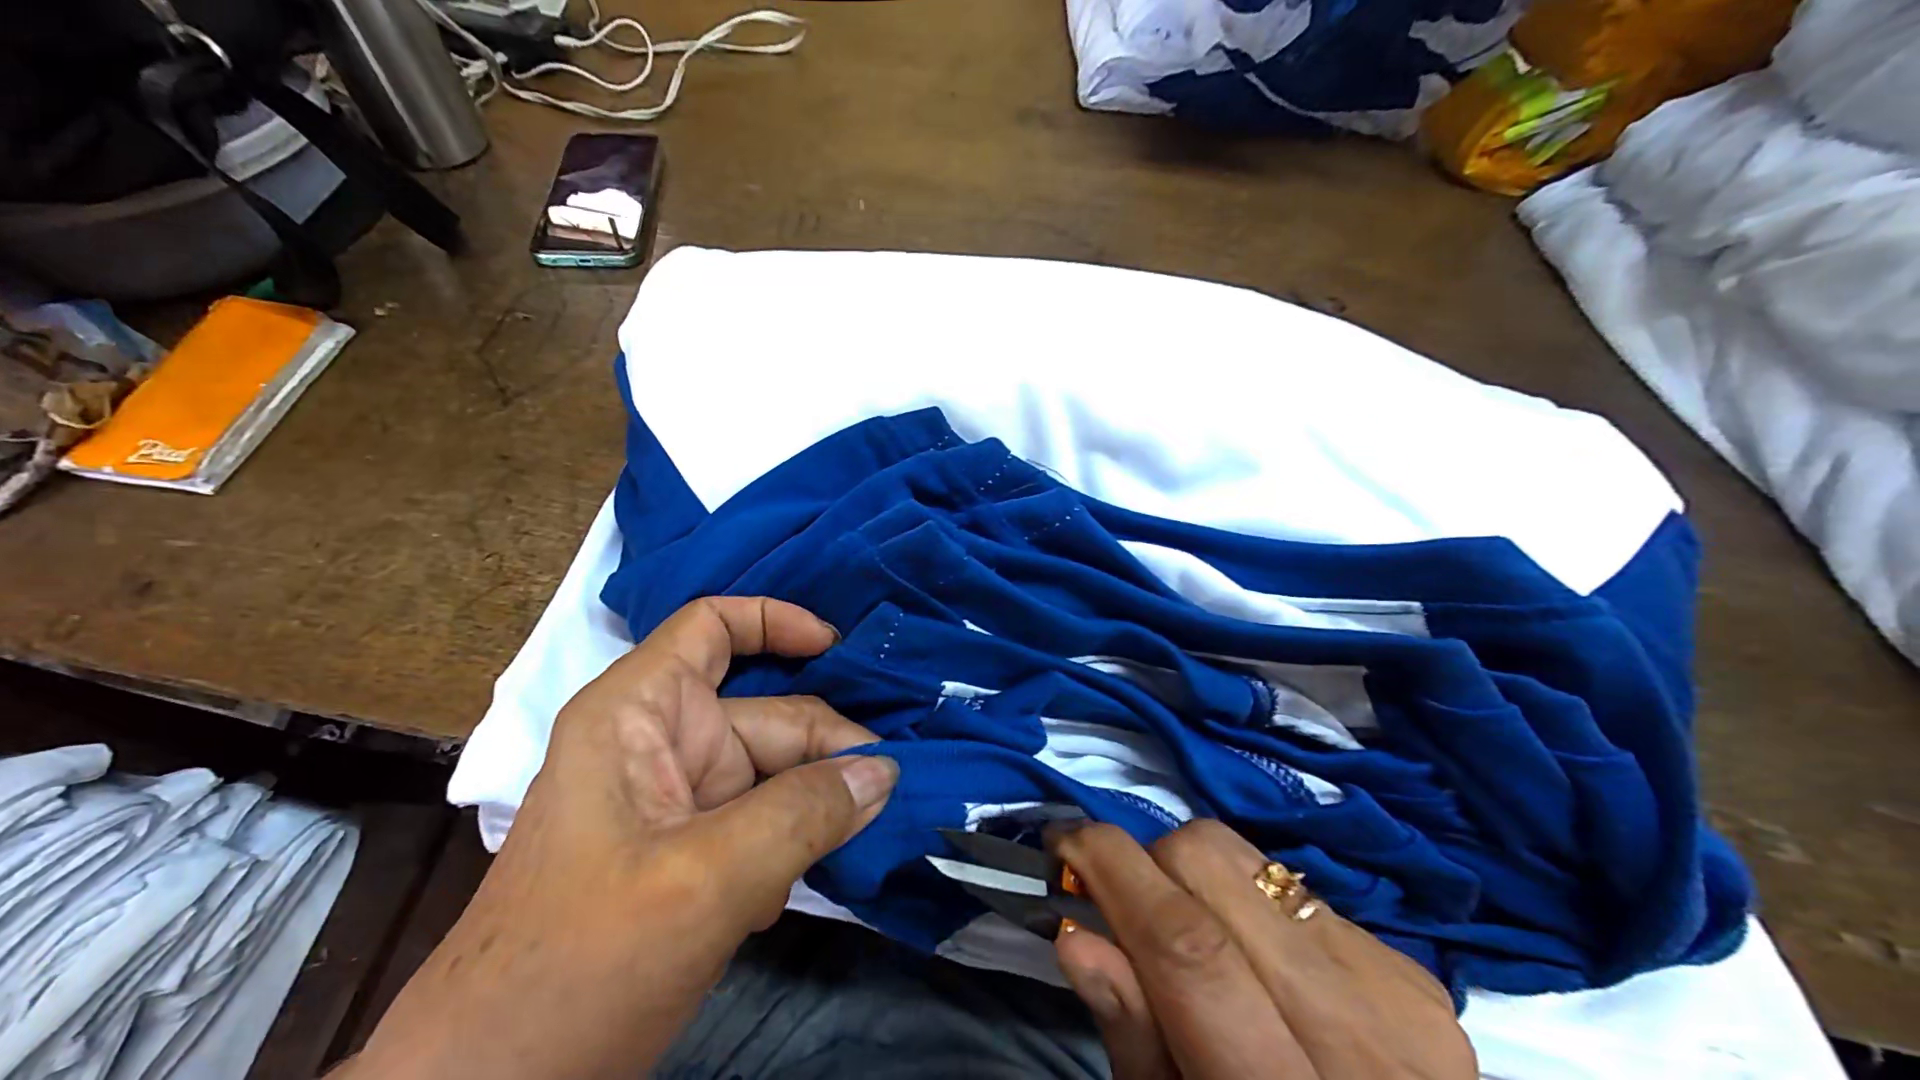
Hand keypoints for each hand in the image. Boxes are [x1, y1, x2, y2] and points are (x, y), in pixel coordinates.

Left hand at [341, 597, 896, 1078]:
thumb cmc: (580, 964)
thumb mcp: (704, 879)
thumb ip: (803, 815)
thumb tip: (885, 773)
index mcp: (638, 713)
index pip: (711, 627)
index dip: (777, 621)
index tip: (841, 649)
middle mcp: (658, 744)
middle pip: (767, 712)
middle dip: (827, 746)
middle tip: (890, 790)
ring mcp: (675, 802)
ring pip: (773, 774)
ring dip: (817, 805)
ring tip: (861, 840)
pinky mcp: (688, 854)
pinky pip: (763, 823)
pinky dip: (792, 844)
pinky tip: (793, 893)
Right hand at [1050, 819, 1475, 1079]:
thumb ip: (1134, 1035)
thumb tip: (1076, 934)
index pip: (1189, 948)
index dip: (1114, 875)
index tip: (1063, 844)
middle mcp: (1356, 1031)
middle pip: (1218, 870)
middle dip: (1147, 861)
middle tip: (1123, 899)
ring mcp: (1395, 991)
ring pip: (1256, 860)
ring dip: (1197, 876)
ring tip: (1190, 925)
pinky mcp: (1412, 971)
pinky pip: (1298, 892)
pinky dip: (1251, 906)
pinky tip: (1260, 962)